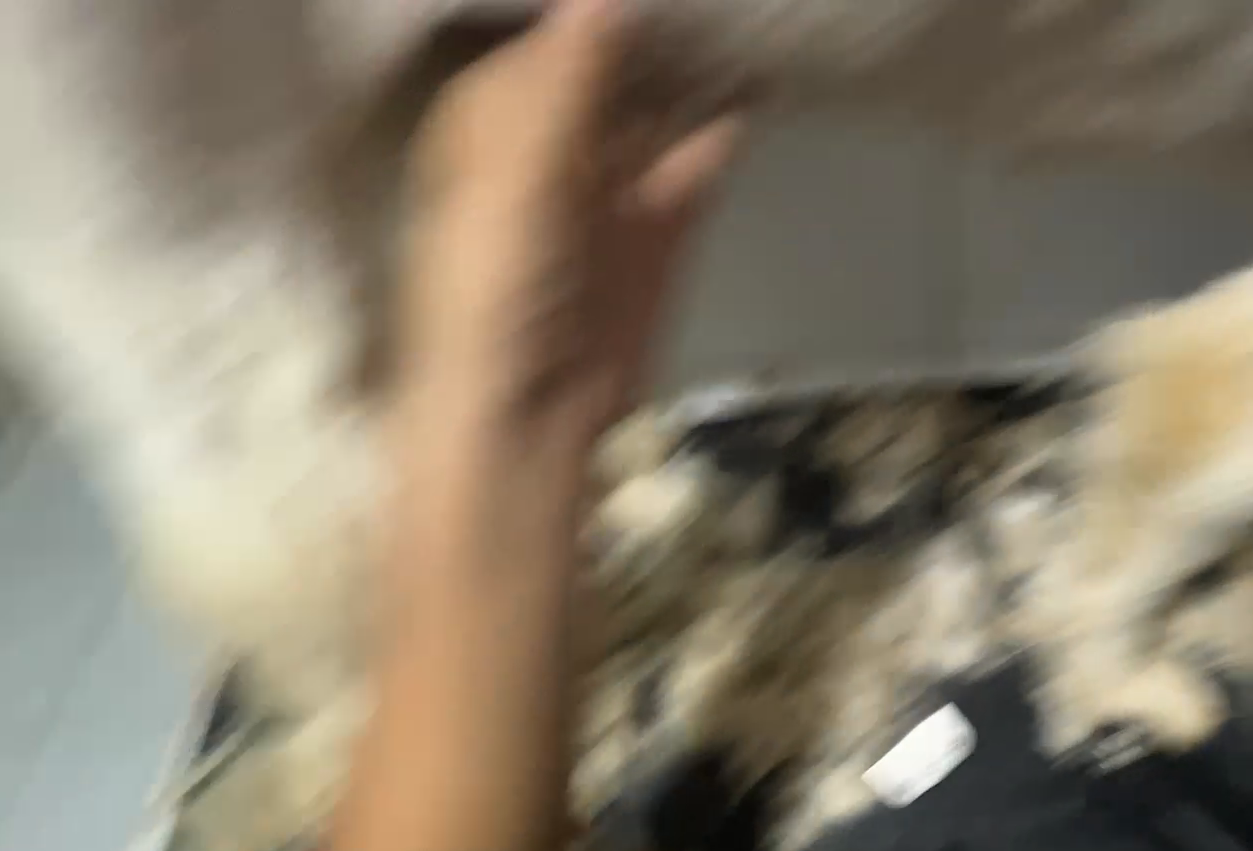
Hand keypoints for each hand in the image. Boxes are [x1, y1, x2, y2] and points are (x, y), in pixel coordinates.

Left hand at [398, 0, 741, 442]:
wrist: (534, 408)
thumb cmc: (497, 291)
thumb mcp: (518, 182)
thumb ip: (563, 91)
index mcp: (493, 117)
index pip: (545, 32)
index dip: (589, 2)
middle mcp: (555, 140)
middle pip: (607, 63)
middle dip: (651, 24)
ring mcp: (614, 184)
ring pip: (657, 107)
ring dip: (694, 65)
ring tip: (743, 13)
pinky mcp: (661, 227)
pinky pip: (695, 162)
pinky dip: (723, 128)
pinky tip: (759, 85)